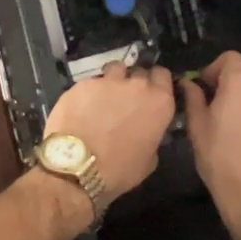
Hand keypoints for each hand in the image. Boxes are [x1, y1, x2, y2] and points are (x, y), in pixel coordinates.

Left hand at [44, 62, 173, 203]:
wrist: (77, 167)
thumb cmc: (118, 170)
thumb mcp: (148, 160)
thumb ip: (152, 136)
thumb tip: (146, 131)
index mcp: (158, 103)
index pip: (163, 75)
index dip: (157, 82)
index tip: (151, 91)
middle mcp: (136, 86)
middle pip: (139, 71)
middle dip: (135, 82)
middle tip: (127, 100)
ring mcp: (107, 81)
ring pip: (115, 69)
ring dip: (114, 80)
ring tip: (104, 97)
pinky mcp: (82, 84)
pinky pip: (91, 82)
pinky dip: (89, 92)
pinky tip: (81, 108)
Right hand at [182, 51, 240, 239]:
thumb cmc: (219, 157)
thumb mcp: (197, 126)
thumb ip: (193, 98)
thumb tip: (188, 83)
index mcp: (240, 83)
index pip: (229, 58)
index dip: (214, 68)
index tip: (204, 88)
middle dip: (229, 84)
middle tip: (213, 107)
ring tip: (231, 125)